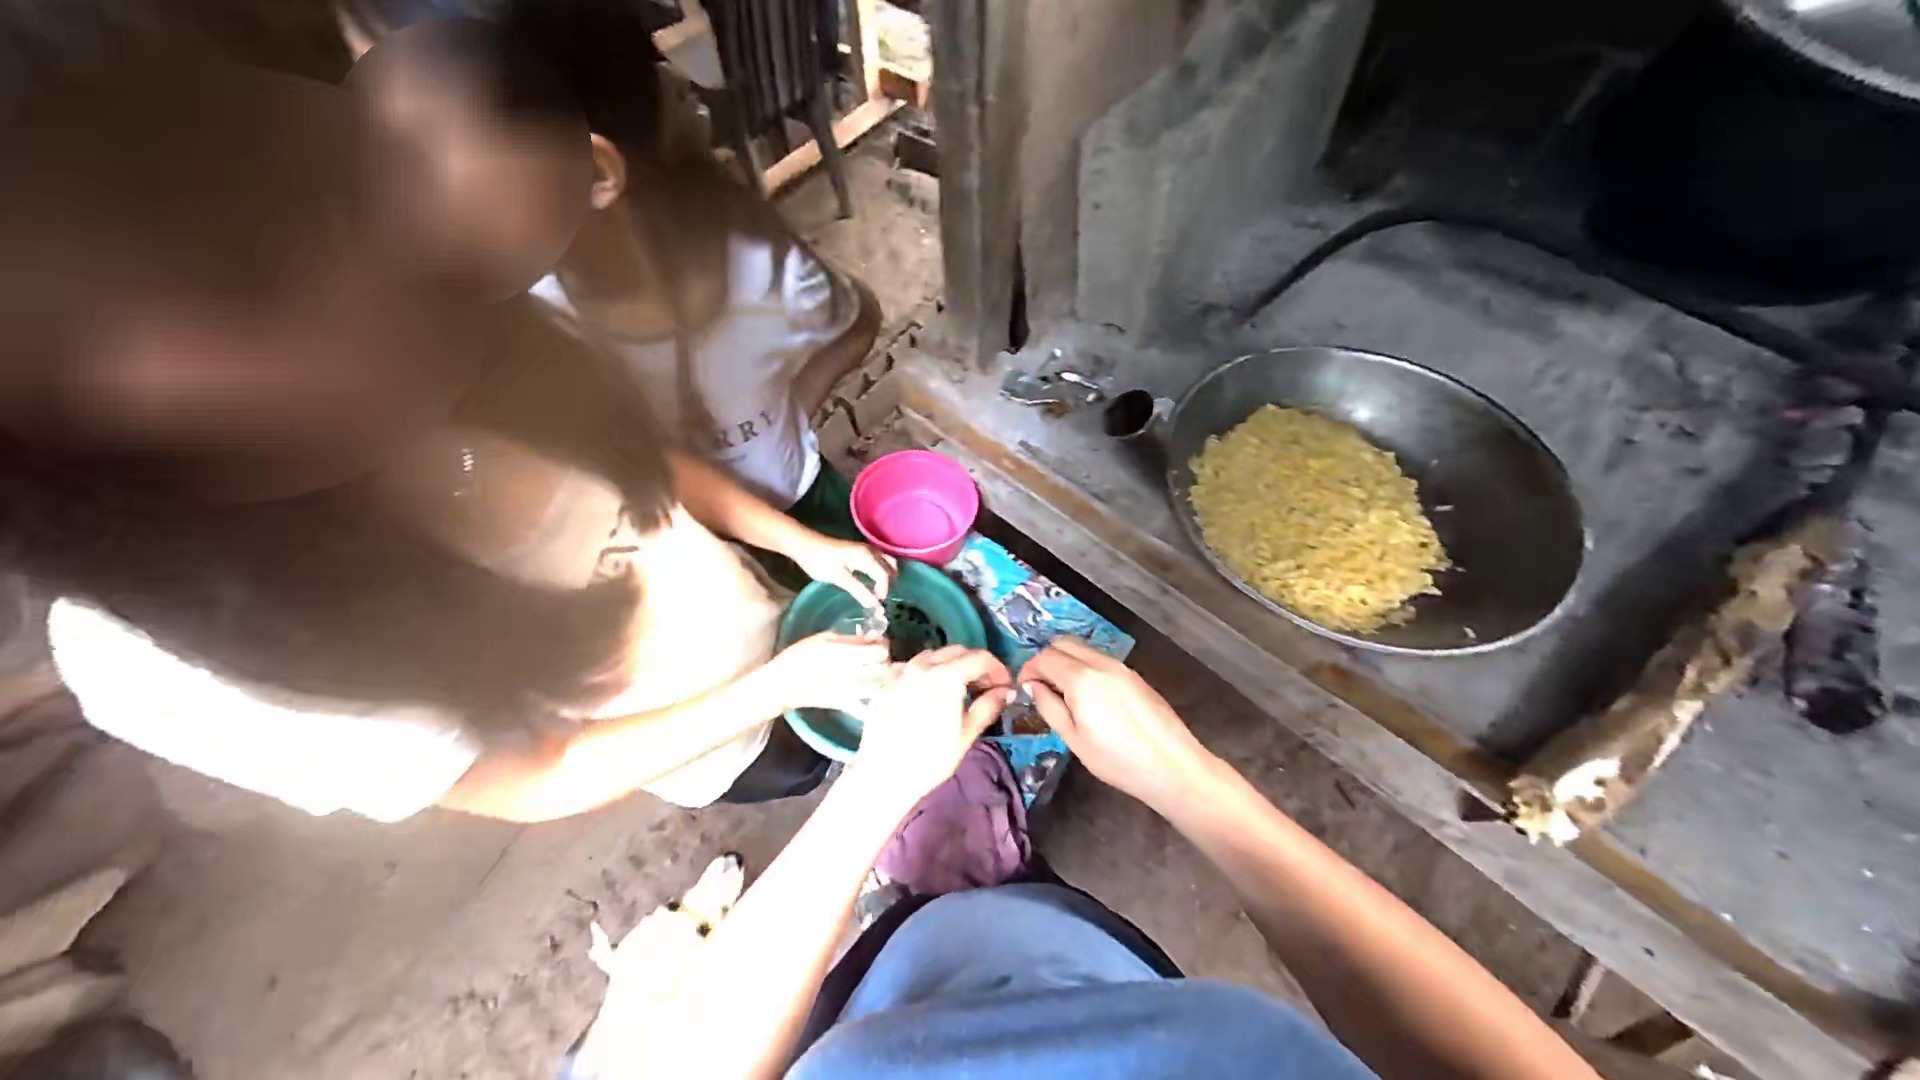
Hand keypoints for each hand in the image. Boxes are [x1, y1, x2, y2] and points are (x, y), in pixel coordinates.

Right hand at [766, 631, 891, 713]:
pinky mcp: (845, 705)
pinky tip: (875, 696)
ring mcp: (850, 692)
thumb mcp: (823, 638)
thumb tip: (872, 636)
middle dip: (886, 661)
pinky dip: (874, 704)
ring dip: (885, 680)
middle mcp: (852, 674)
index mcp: (846, 654)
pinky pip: (866, 709)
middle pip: (885, 668)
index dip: (883, 644)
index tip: (879, 641)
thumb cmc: (800, 656)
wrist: (782, 684)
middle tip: (880, 657)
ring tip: (881, 674)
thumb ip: (850, 638)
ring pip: (881, 687)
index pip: (880, 651)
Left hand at [787, 532, 895, 609]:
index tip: (877, 605)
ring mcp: (866, 549)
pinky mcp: (860, 551)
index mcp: (866, 557)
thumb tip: (875, 605)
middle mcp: (870, 551)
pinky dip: (881, 572)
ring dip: (887, 576)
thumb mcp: (839, 578)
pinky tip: (873, 582)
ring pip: (886, 562)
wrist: (804, 545)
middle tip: (881, 598)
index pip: (884, 575)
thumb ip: (859, 591)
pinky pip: (879, 561)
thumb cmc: (819, 561)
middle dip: (890, 583)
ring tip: (879, 592)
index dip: (883, 591)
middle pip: (890, 566)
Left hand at [843, 646, 1011, 813]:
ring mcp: (900, 671)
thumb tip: (1006, 692)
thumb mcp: (965, 735)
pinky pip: (912, 668)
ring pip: (933, 656)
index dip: (998, 669)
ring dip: (952, 666)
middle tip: (987, 688)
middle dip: (976, 665)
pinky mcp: (886, 682)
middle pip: (957, 652)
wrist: (882, 776)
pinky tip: (929, 695)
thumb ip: (987, 707)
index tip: (1005, 686)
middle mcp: (923, 665)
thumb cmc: (929, 760)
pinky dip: (928, 674)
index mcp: (947, 675)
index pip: (981, 658)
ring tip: (959, 690)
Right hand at [1019, 637, 1217, 810]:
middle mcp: (1100, 663)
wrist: (1173, 766)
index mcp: (1081, 678)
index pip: (1044, 657)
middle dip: (1045, 659)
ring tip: (1062, 692)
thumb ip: (1049, 706)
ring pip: (1082, 648)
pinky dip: (1084, 666)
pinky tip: (1088, 695)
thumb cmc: (1118, 760)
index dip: (1028, 669)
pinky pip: (1100, 659)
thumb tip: (1033, 686)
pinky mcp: (1134, 675)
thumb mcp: (1074, 739)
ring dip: (1065, 660)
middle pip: (1062, 643)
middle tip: (1040, 687)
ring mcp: (1120, 666)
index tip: (1024, 688)